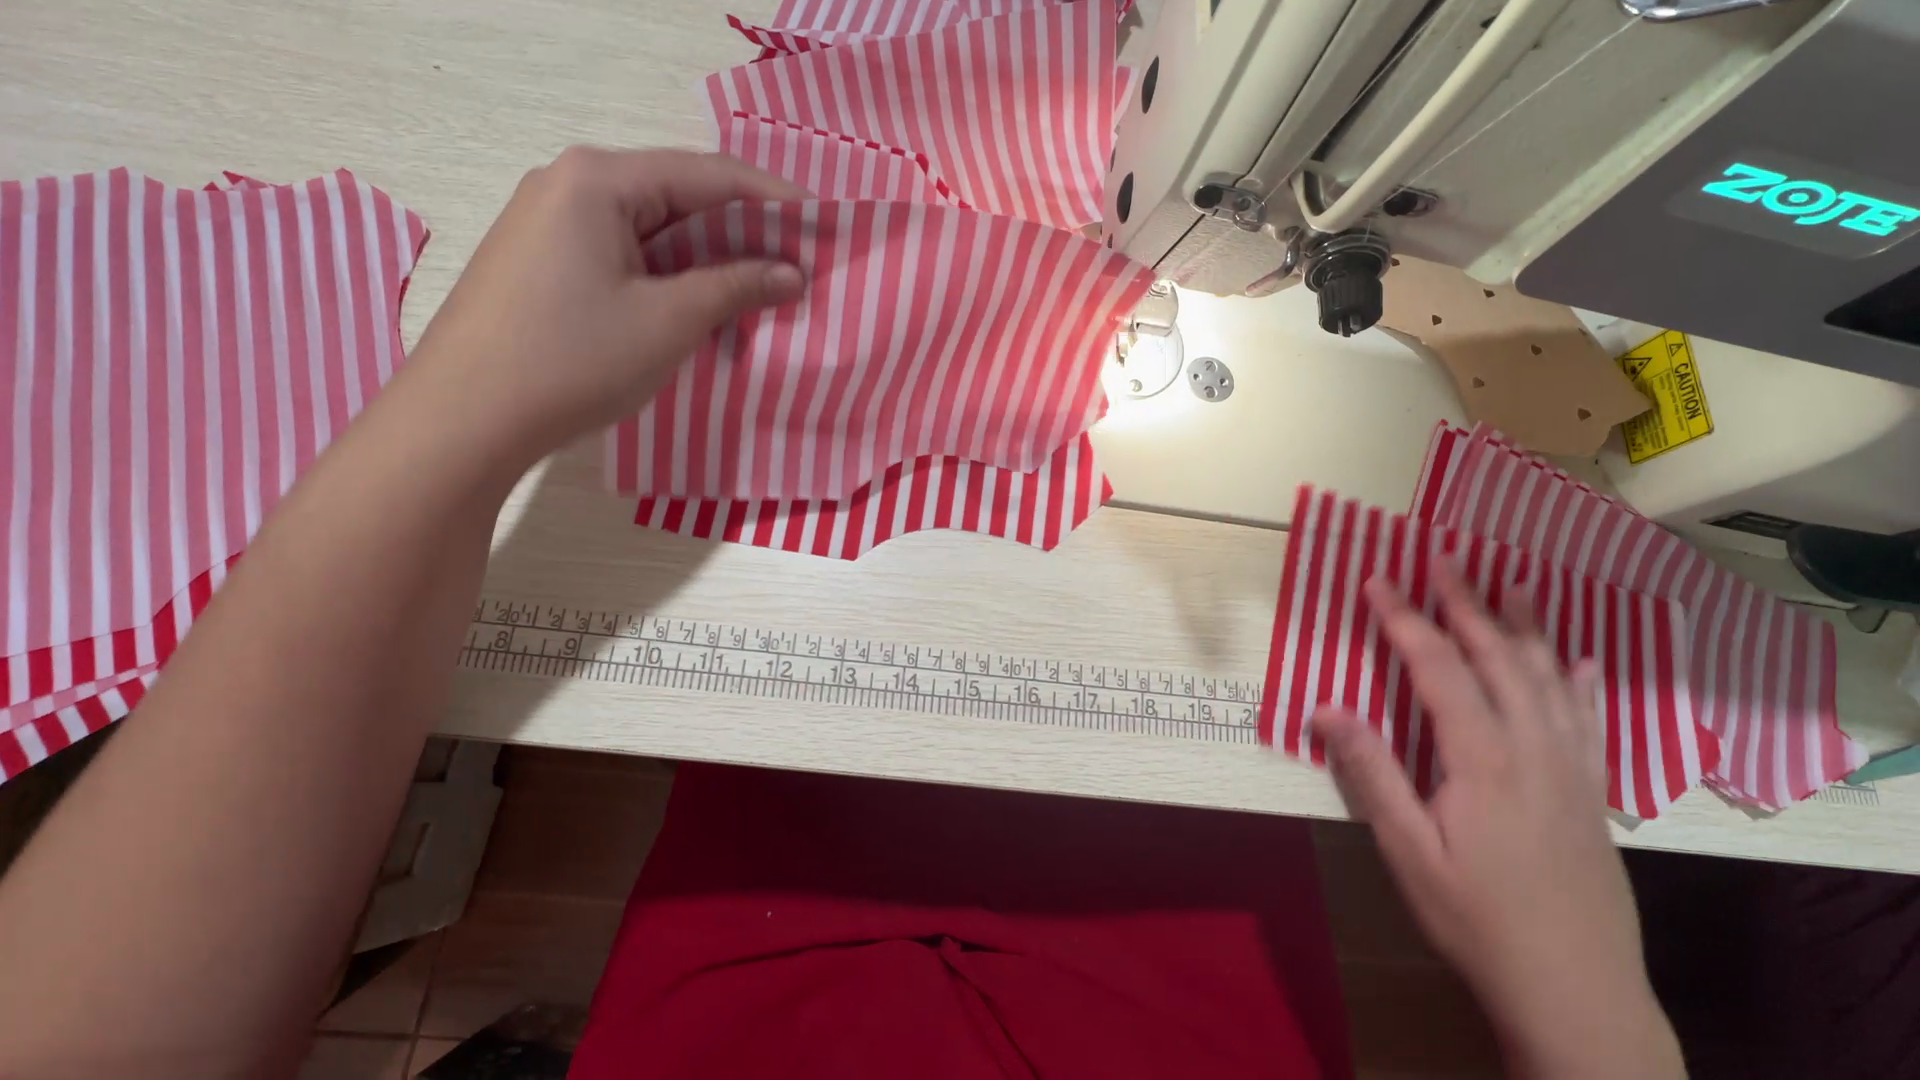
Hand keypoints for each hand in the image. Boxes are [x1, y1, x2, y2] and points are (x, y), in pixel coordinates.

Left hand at [405, 146, 807, 471]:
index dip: (773, 201)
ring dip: (708, 259)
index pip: (708, 174)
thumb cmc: (572, 360)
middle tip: (797, 264)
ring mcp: (549, 223)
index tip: (824, 228)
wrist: (463, 419)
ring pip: (651, 230)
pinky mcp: (541, 263)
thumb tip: (792, 272)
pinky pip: (623, 256)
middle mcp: (570, 184)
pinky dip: (669, 276)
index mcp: (599, 179)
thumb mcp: (668, 321)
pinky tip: (700, 305)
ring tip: (760, 290)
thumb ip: (736, 286)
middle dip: (742, 232)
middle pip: (678, 196)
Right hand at [1314, 562, 1682, 1079]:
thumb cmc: (1476, 917)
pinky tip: (1581, 658)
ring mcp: (1573, 767)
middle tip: (1443, 559)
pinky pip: (1592, 717)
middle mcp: (1535, 748)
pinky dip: (1583, 680)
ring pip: (1550, 677)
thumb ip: (1371, 773)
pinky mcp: (1594, 791)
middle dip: (1467, 603)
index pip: (1437, 668)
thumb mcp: (1406, 850)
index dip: (1404, 620)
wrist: (1575, 986)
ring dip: (1526, 626)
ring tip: (1511, 583)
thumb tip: (1324, 707)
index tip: (1376, 581)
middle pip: (1500, 657)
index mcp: (1483, 760)